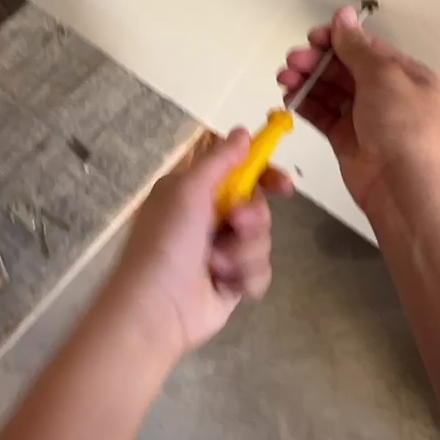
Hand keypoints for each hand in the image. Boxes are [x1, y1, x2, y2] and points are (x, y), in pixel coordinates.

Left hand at [104, 130, 283, 360]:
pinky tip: (226, 284)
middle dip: (252, 218)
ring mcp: (221, 249)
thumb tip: (241, 131)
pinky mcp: (232, 280)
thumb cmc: (167, 240)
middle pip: (256, 204)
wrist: (156, 309)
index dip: (262, 172)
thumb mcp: (188, 189)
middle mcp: (207, 215)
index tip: (282, 185)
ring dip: (244, 251)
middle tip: (237, 224)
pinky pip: (260, 269)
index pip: (236, 168)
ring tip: (218, 264)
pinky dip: (245, 276)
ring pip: (261, 238)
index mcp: (191, 188)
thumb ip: (220, 159)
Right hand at [277, 5, 439, 213]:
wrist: (404, 187)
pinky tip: (289, 96)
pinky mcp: (345, 138)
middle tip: (293, 61)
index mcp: (403, 74)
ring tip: (285, 78)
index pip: (365, 48)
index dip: (337, 40)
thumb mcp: (383, 77)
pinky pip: (322, 114)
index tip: (312, 38)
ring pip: (329, 90)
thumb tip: (343, 14)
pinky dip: (305, 103)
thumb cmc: (402, 125)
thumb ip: (356, 47)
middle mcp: (384, 92)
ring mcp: (363, 116)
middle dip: (316, 61)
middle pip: (343, 68)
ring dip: (306, 80)